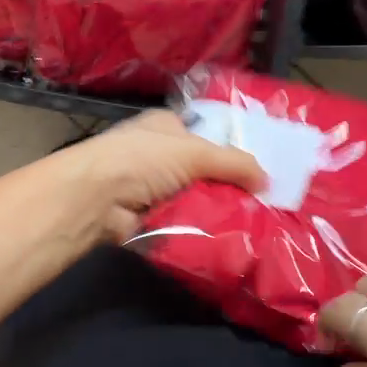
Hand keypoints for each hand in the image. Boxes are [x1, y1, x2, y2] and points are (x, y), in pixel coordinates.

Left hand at [46, 110, 264, 241]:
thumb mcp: (193, 151)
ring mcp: (155, 188)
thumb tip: (269, 180)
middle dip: (232, 187)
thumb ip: (233, 162)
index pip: (207, 134)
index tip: (265, 169)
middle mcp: (160, 154)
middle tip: (269, 204)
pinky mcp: (153, 218)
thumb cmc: (140, 159)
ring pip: (200, 200)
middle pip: (206, 171)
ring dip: (221, 212)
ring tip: (259, 226)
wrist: (96, 199)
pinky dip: (204, 231)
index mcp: (166, 126)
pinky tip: (232, 240)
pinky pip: (187, 224)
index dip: (233, 150)